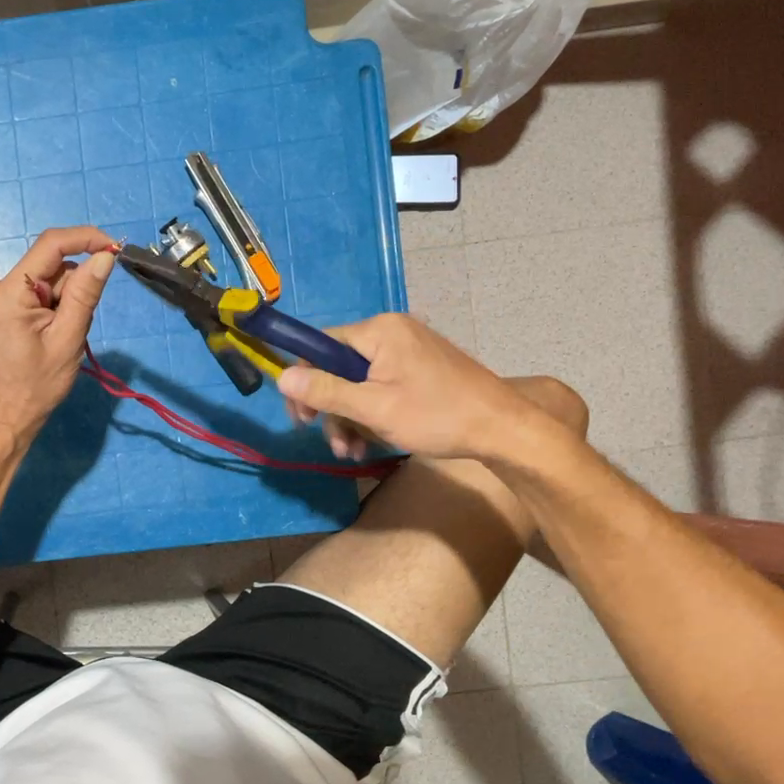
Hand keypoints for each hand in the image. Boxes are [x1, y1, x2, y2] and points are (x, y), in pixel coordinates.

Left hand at [0, 226, 117, 443]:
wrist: (10, 416)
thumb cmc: (38, 384)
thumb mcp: (68, 338)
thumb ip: (86, 294)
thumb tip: (105, 256)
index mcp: (12, 290)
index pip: (51, 244)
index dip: (86, 238)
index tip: (115, 249)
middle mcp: (4, 287)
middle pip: (54, 265)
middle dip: (78, 287)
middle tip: (79, 324)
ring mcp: (6, 299)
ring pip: (53, 281)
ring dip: (70, 303)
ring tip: (65, 338)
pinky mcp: (11, 311)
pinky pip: (45, 296)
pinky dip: (60, 311)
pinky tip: (57, 337)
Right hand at [275, 313, 559, 460]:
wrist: (503, 430)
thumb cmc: (436, 415)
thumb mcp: (373, 408)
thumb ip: (325, 392)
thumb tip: (280, 376)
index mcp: (379, 331)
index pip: (320, 346)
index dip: (304, 381)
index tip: (301, 417)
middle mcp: (391, 333)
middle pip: (337, 369)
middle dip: (330, 409)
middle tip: (329, 441)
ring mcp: (407, 351)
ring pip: (357, 384)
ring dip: (348, 420)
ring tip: (352, 452)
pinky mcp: (418, 370)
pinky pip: (379, 388)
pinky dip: (370, 415)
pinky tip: (369, 444)